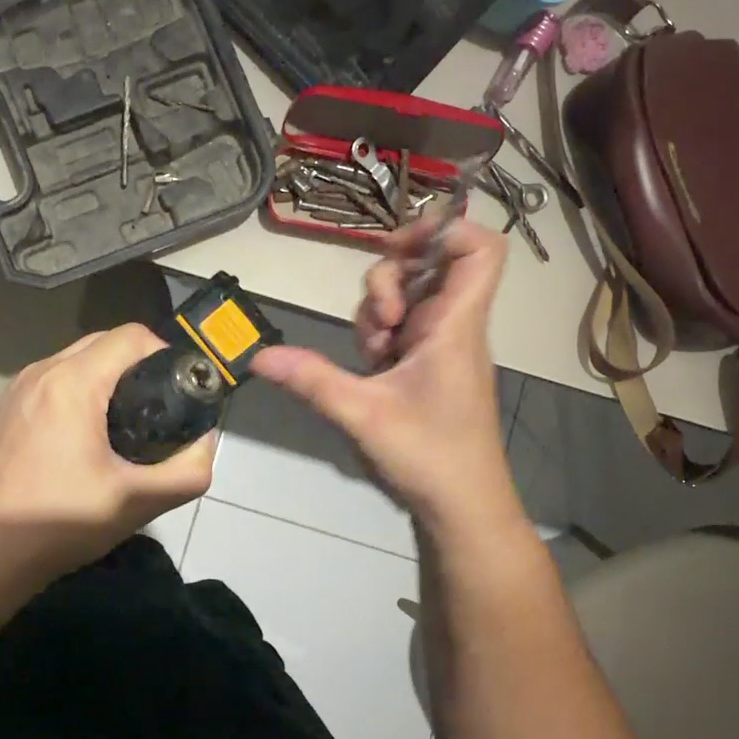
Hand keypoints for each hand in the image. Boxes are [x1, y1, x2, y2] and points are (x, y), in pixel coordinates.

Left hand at [0, 323, 214, 577]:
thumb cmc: (59, 524)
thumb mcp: (137, 503)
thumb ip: (186, 471)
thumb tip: (204, 443)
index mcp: (71, 384)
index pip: (131, 337)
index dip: (165, 356)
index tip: (180, 393)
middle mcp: (40, 373)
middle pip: (103, 343)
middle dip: (138, 368)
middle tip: (160, 412)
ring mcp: (16, 390)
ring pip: (75, 362)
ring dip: (107, 380)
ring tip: (127, 427)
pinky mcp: (4, 411)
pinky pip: (52, 383)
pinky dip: (78, 394)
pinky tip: (87, 439)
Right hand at [250, 219, 514, 520]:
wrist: (463, 506)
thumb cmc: (429, 457)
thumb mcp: (361, 415)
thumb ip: (311, 379)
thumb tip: (259, 356)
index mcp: (455, 326)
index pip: (478, 250)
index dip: (443, 232)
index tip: (397, 248)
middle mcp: (454, 327)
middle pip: (429, 266)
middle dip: (388, 281)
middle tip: (377, 324)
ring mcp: (442, 346)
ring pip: (410, 298)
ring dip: (379, 314)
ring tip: (372, 356)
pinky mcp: (430, 366)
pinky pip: (404, 329)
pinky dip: (380, 338)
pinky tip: (371, 369)